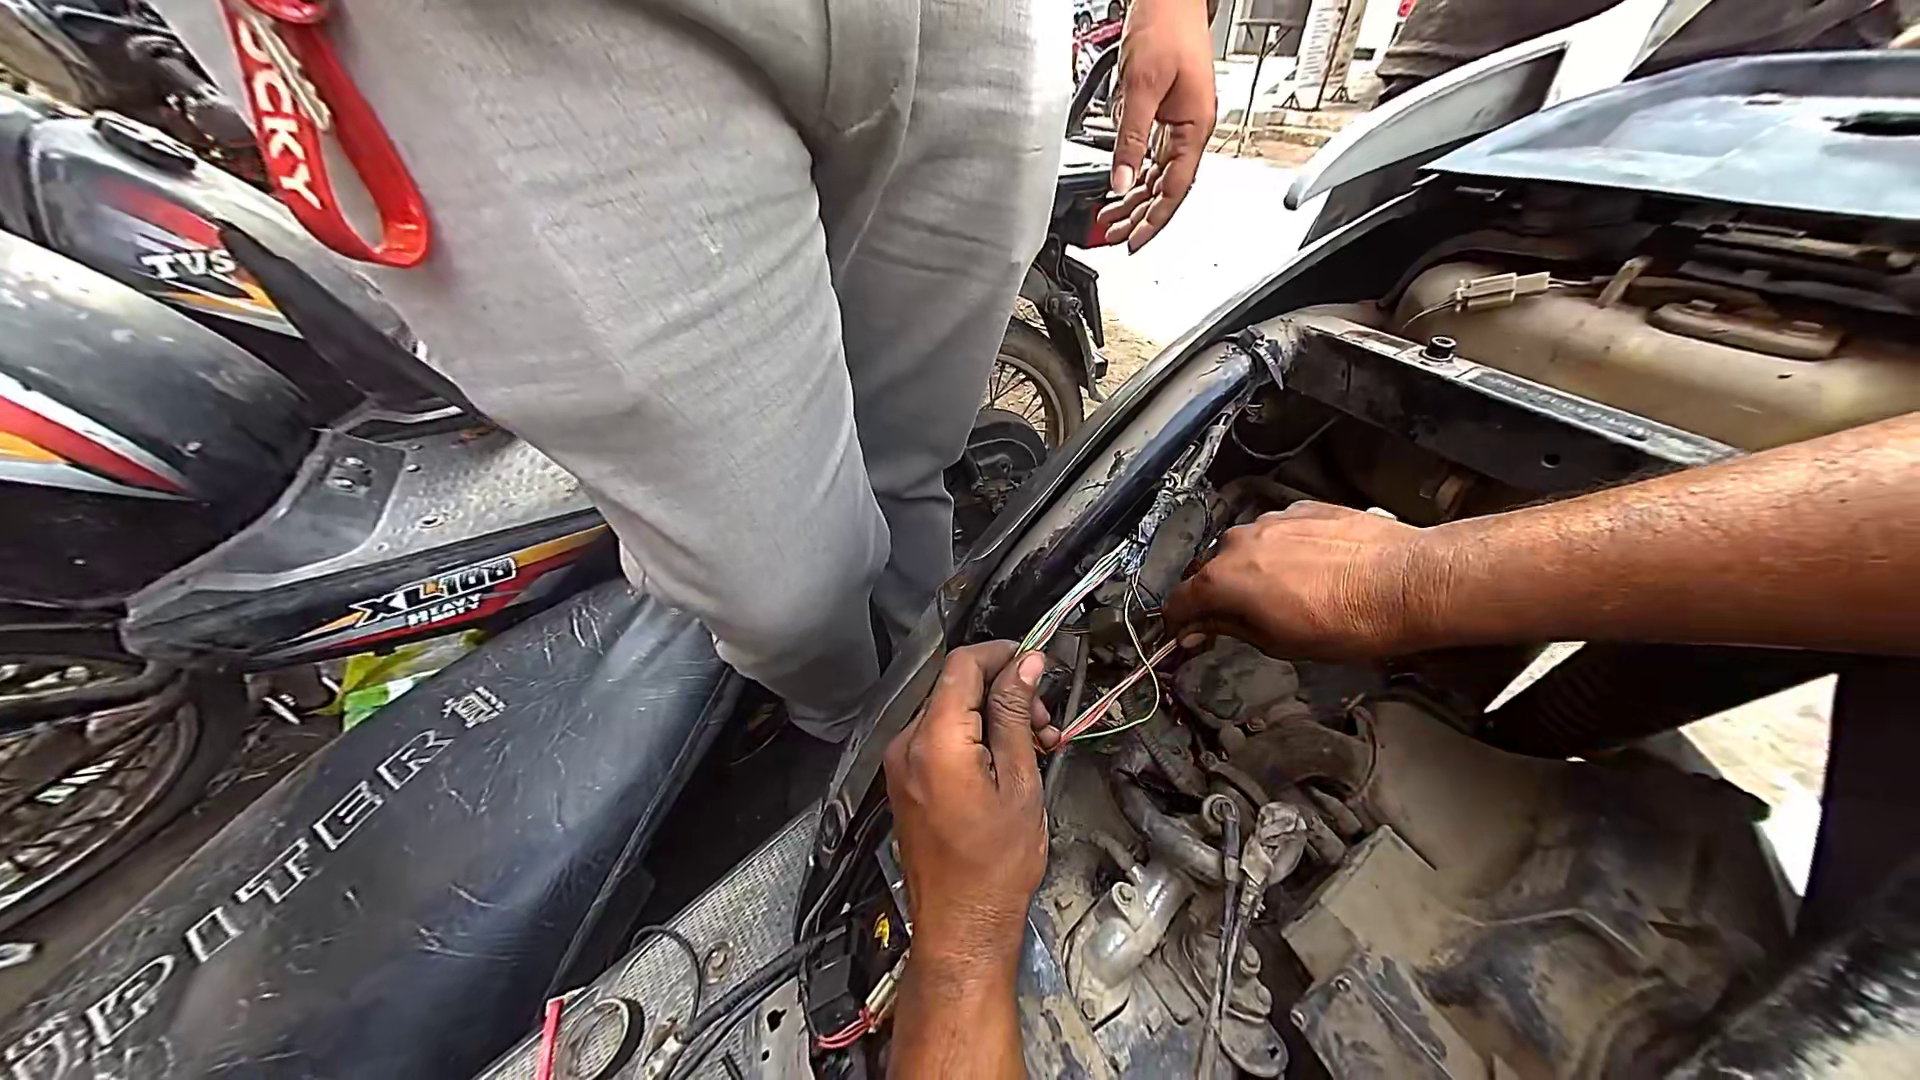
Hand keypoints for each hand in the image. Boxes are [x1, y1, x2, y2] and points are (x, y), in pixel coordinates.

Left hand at [885, 642, 1052, 969]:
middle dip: (1004, 690)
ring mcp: (903, 760)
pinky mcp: (906, 775)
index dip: (1002, 654)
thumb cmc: (991, 869)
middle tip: (1042, 718)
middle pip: (956, 684)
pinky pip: (941, 734)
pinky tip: (1007, 755)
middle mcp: (908, 744)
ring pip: (951, 708)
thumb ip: (1016, 714)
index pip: (963, 664)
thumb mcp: (1019, 781)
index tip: (1033, 662)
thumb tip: (1025, 666)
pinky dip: (974, 734)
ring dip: (993, 713)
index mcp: (936, 741)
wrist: (960, 925)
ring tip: (1033, 742)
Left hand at [1095, 0, 1216, 251]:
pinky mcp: (1164, 118)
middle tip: (1113, 237)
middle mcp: (1189, 131)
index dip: (1153, 221)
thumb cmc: (1165, 24)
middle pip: (1164, 190)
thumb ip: (1129, 140)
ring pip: (1155, 178)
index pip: (1173, 191)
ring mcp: (1178, 126)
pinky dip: (1133, 177)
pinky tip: (1118, 189)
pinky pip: (1150, 160)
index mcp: (1193, 128)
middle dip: (1138, 217)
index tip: (1133, 242)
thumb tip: (1119, 182)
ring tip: (1110, 219)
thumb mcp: (1140, 88)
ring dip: (1133, 201)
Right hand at [1164, 502, 1443, 659]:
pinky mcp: (1301, 509)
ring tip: (1286, 592)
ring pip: (1243, 548)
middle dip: (1217, 594)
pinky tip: (1309, 569)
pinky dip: (1280, 549)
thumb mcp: (1277, 642)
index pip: (1180, 600)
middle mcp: (1237, 543)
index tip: (1184, 632)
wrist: (1411, 581)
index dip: (1178, 620)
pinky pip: (1275, 531)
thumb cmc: (1350, 621)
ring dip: (1250, 569)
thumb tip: (1198, 628)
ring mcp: (1269, 520)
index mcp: (1223, 579)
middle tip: (1239, 618)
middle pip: (1209, 571)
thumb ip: (1227, 629)